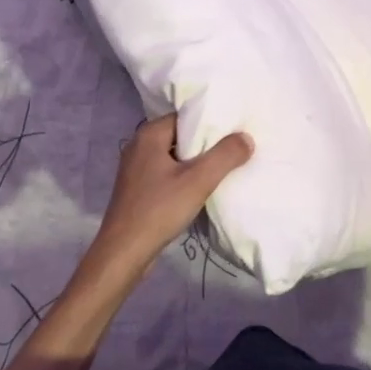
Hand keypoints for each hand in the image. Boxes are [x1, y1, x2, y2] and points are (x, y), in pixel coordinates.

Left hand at [88, 114, 251, 275]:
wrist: (123, 253)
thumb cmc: (159, 210)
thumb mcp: (198, 181)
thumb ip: (225, 156)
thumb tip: (247, 137)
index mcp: (149, 134)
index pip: (185, 116)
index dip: (210, 123)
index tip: (234, 131)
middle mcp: (138, 145)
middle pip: (180, 136)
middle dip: (205, 144)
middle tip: (233, 151)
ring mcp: (135, 168)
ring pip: (173, 157)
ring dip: (194, 163)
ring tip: (221, 170)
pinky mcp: (136, 189)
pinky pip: (165, 173)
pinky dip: (182, 178)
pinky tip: (199, 190)